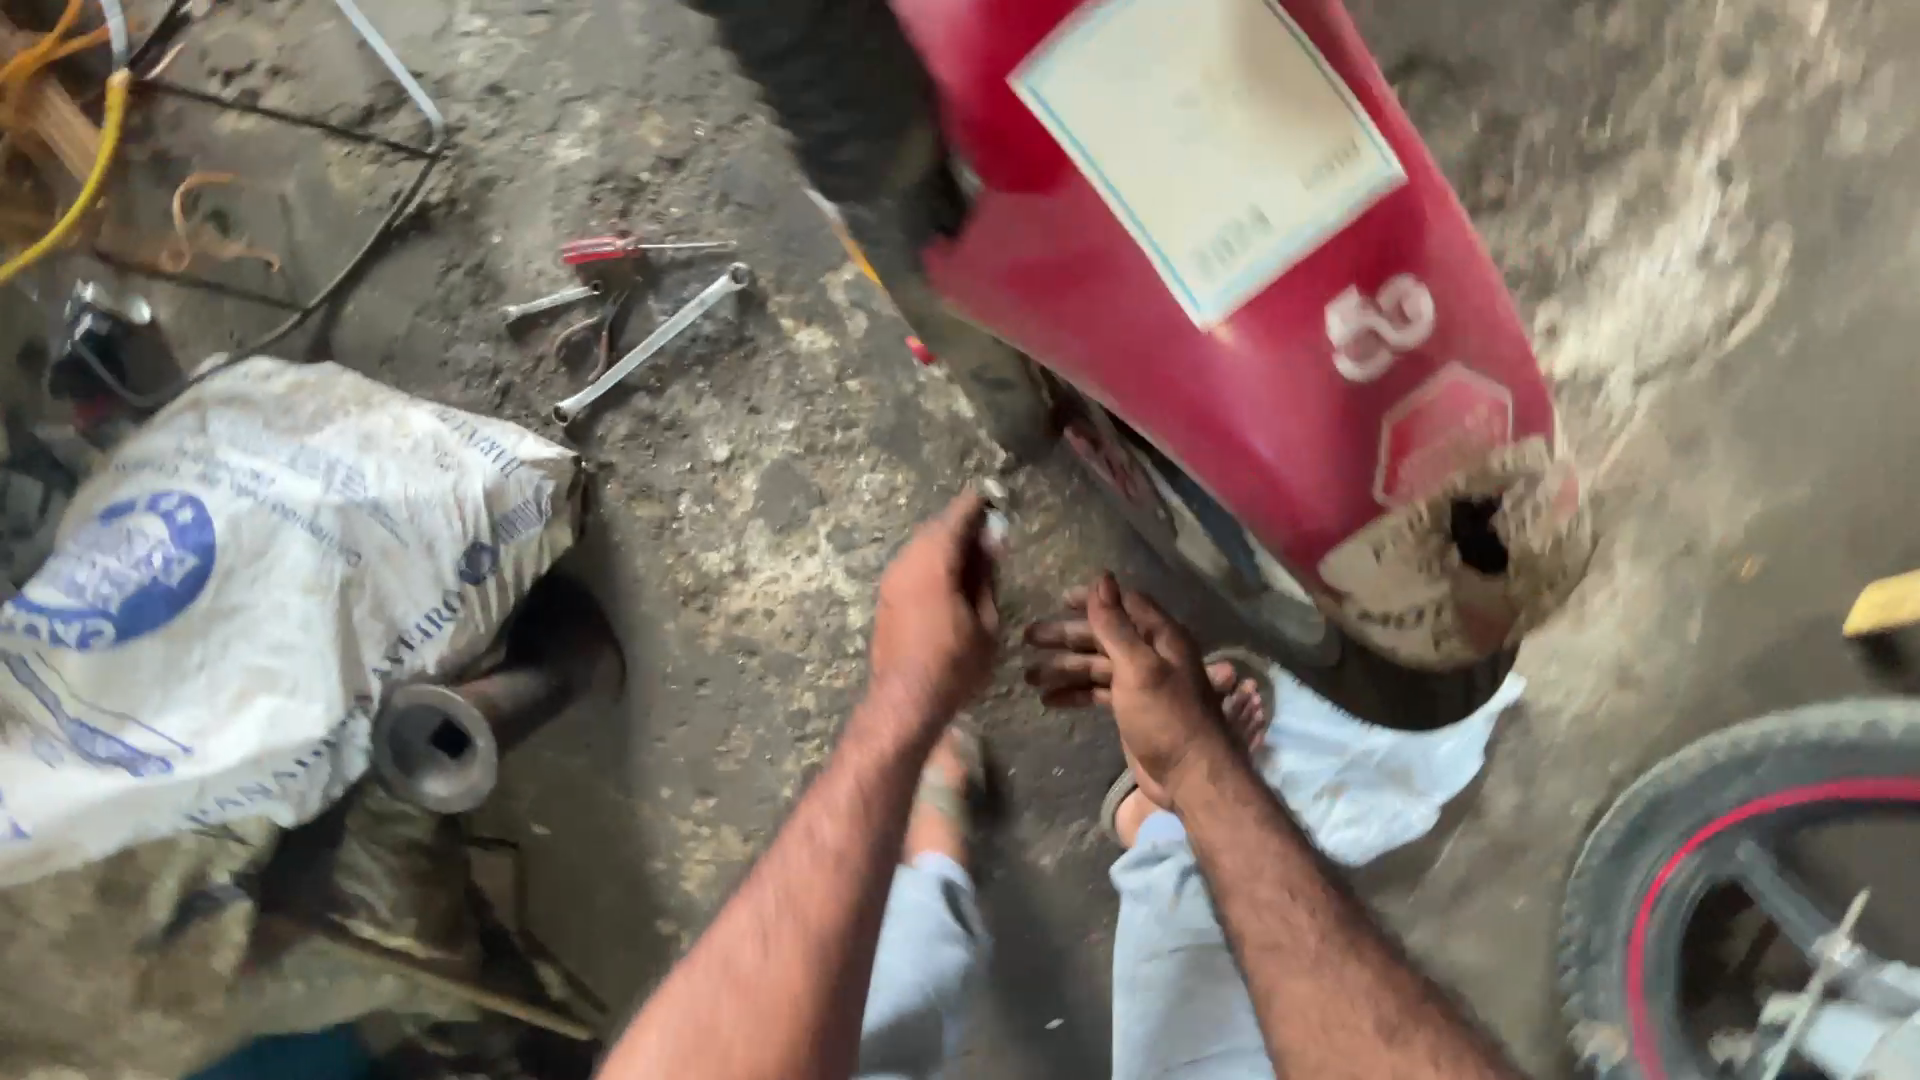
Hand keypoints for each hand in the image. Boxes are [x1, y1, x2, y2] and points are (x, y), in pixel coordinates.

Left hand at [868, 491, 1001, 722]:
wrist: (904, 700)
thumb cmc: (954, 664)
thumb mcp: (985, 621)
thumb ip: (986, 576)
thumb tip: (990, 541)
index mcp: (934, 562)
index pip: (957, 517)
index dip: (977, 504)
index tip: (994, 498)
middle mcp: (907, 561)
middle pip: (936, 527)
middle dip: (962, 523)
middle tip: (989, 529)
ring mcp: (892, 578)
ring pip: (921, 544)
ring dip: (946, 542)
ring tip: (974, 554)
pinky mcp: (886, 595)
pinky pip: (912, 562)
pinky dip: (933, 559)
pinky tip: (951, 576)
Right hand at [1024, 573, 1239, 810]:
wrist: (1189, 777)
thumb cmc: (1167, 716)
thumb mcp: (1138, 667)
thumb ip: (1116, 624)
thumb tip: (1101, 578)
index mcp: (1160, 637)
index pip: (1124, 604)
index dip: (1093, 600)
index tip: (1060, 601)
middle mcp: (1151, 654)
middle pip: (1103, 635)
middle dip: (1066, 636)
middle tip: (1029, 637)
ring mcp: (1140, 682)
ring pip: (1096, 666)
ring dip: (1064, 668)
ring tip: (1029, 676)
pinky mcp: (1130, 708)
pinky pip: (1097, 692)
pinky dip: (1075, 693)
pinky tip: (1049, 699)